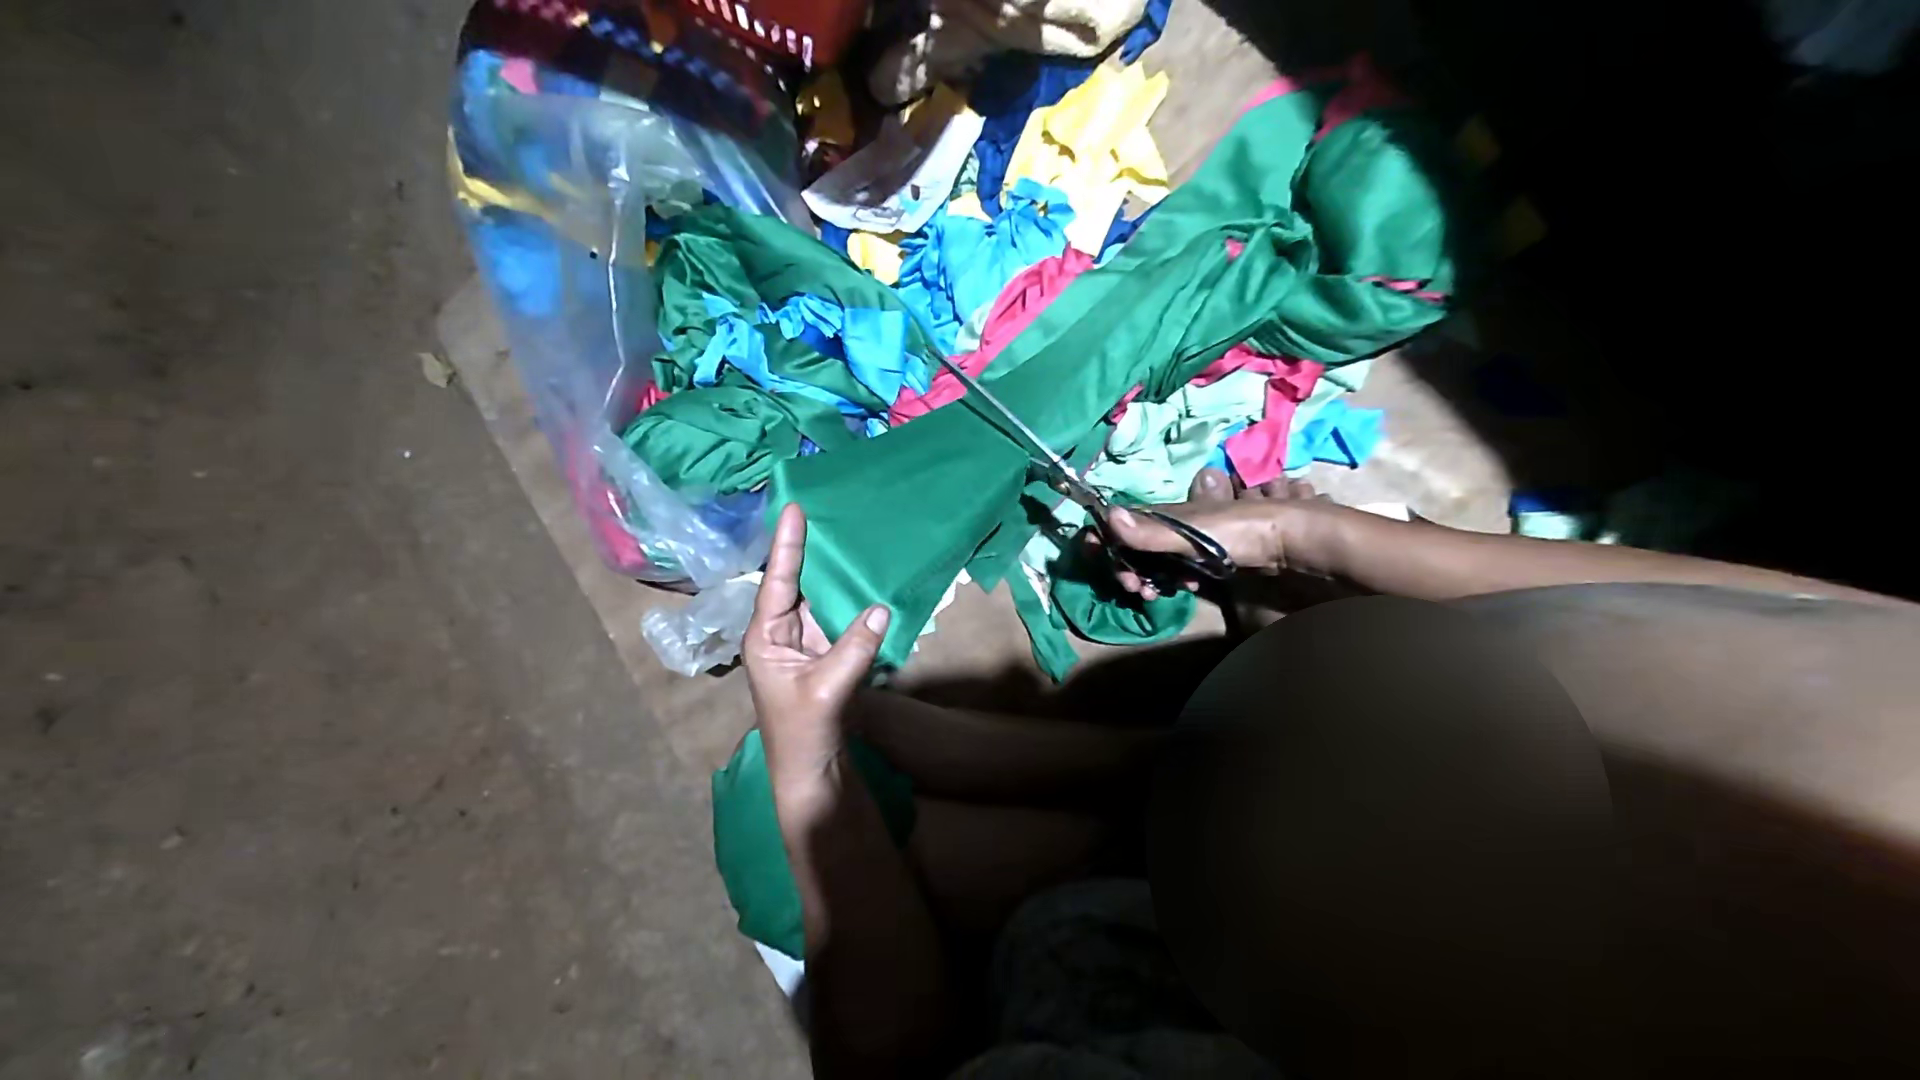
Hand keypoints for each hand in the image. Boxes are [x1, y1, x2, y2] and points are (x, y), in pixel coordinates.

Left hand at [743, 503, 890, 792]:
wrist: (813, 768)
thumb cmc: (804, 732)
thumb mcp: (826, 690)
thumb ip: (853, 649)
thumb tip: (881, 609)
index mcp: (766, 636)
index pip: (777, 581)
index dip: (786, 544)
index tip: (793, 507)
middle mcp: (782, 630)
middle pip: (796, 580)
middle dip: (808, 546)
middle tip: (823, 506)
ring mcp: (807, 639)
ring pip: (820, 595)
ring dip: (833, 569)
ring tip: (846, 531)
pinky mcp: (828, 650)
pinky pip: (840, 614)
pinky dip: (853, 596)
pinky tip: (867, 575)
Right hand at [1100, 468, 1328, 598]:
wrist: (1286, 539)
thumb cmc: (1237, 531)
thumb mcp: (1190, 532)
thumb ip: (1150, 531)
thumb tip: (1107, 516)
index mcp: (1161, 515)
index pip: (1118, 523)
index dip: (1104, 541)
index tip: (1104, 563)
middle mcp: (1169, 525)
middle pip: (1133, 546)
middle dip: (1126, 567)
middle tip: (1134, 587)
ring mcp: (1186, 541)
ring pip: (1152, 560)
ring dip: (1146, 578)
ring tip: (1152, 594)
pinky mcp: (1203, 556)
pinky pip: (1175, 568)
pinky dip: (1170, 580)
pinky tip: (1181, 589)